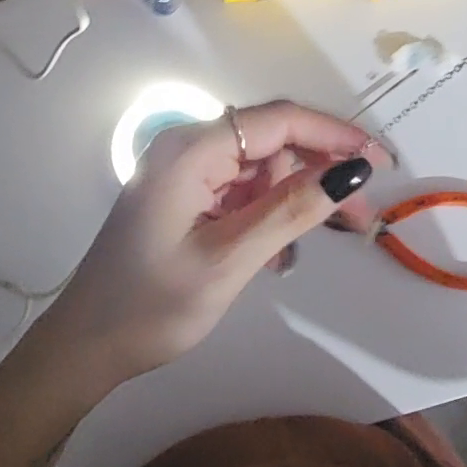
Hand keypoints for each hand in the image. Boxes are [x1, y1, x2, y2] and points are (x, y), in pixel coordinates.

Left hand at [36, 100, 382, 385]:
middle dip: (320, 171)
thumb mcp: (228, 260)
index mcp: (190, 150)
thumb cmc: (151, 306)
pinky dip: (268, 213)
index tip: (379, 161)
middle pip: (270, 142)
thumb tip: (350, 171)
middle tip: (362, 215)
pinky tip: (282, 253)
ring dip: (297, 197)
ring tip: (333, 236)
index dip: (333, 135)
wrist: (87, 345)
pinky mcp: (183, 198)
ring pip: (259, 168)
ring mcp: (183, 173)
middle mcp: (186, 148)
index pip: (277, 121)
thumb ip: (289, 211)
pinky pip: (239, 191)